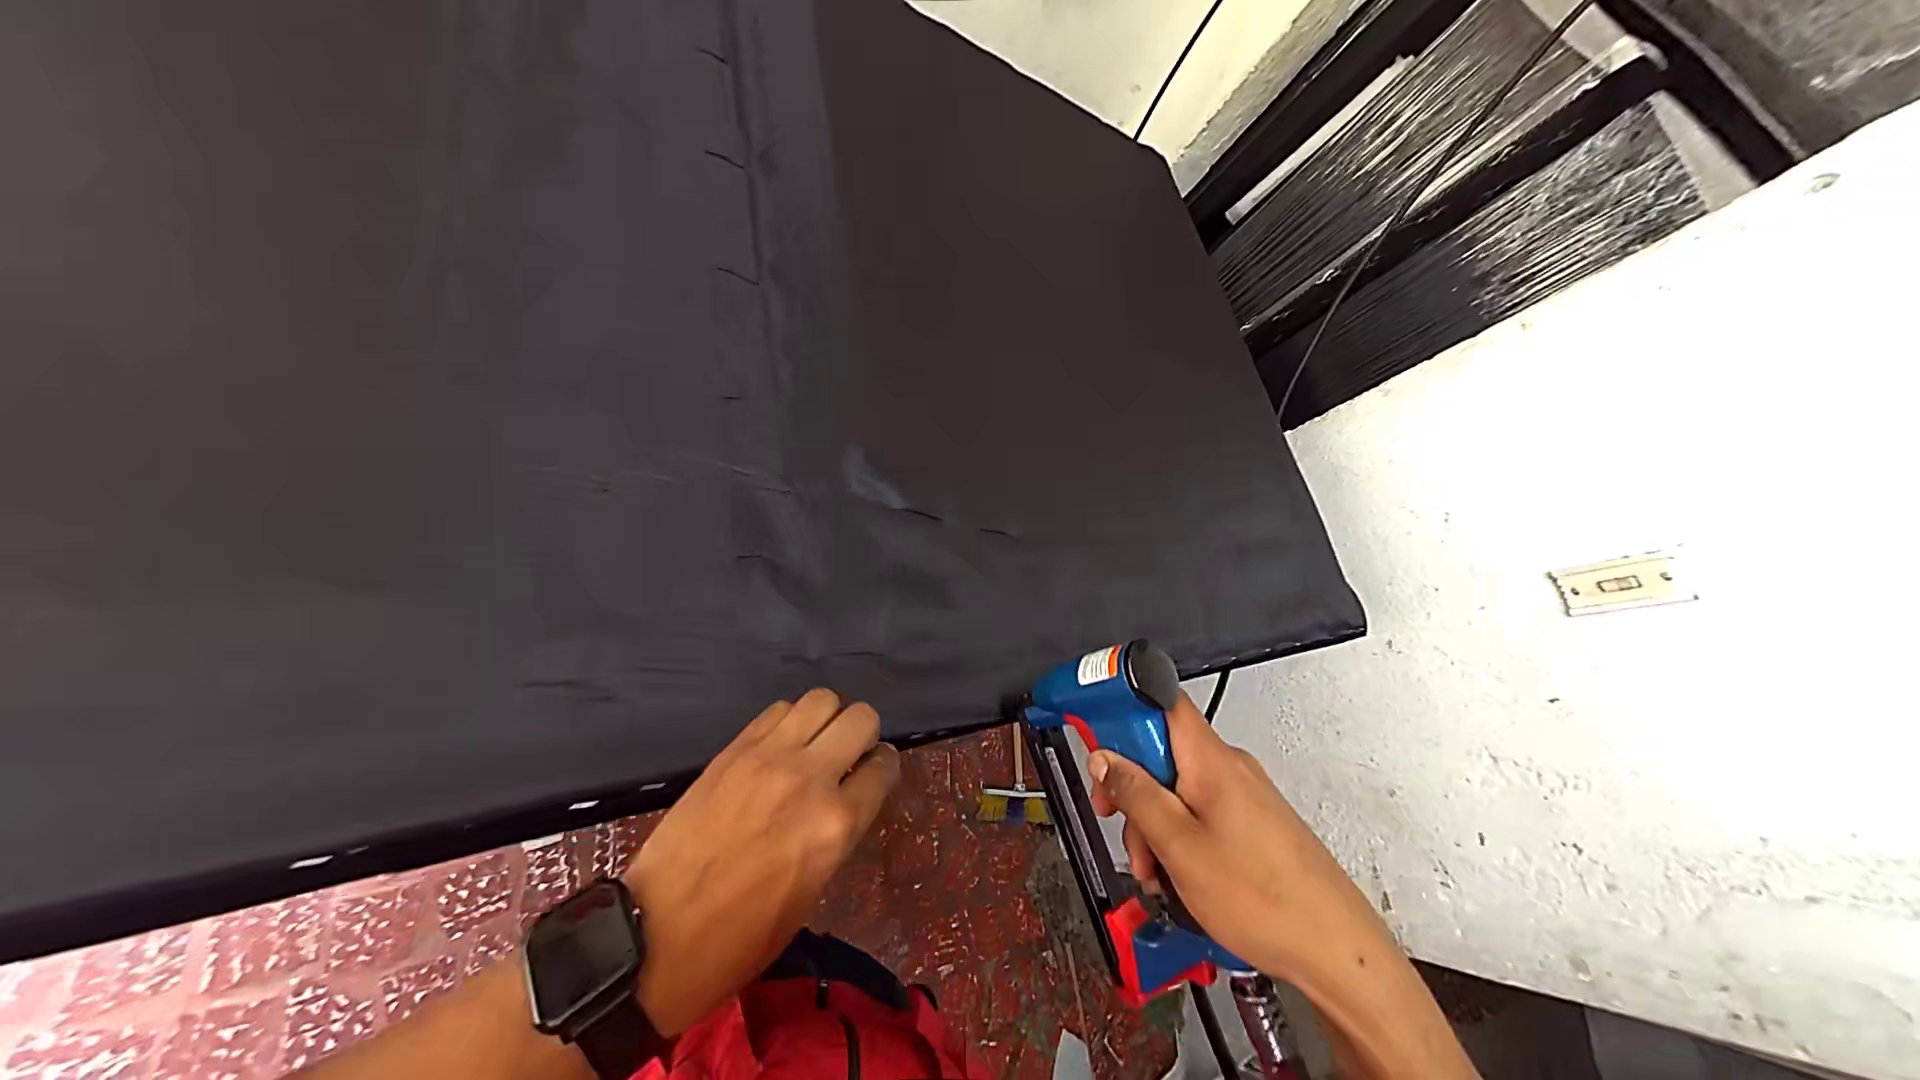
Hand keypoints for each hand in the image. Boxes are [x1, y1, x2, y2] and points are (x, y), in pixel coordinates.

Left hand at [622, 689, 899, 1034]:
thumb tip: (848, 795)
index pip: (883, 767)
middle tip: (848, 756)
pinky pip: (778, 710)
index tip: (872, 774)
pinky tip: (780, 748)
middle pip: (861, 718)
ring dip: (828, 719)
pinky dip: (789, 722)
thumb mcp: (813, 891)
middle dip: (863, 735)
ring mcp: (768, 758)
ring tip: (814, 745)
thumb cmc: (743, 936)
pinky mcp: (733, 750)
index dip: (882, 768)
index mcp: (837, 825)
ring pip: (821, 700)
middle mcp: (810, 779)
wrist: (656, 937)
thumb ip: (838, 831)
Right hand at [1086, 692, 1379, 980]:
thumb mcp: (1179, 846)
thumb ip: (1135, 794)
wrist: (1335, 951)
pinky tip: (1175, 869)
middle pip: (1158, 749)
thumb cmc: (1269, 902)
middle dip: (1129, 784)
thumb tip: (1104, 759)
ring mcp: (1240, 793)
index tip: (1091, 722)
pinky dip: (1175, 831)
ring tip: (1155, 867)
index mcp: (1211, 760)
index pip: (1157, 701)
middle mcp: (1228, 766)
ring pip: (1174, 784)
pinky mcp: (1247, 818)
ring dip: (1151, 819)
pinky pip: (1196, 807)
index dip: (1119, 705)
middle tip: (1114, 816)